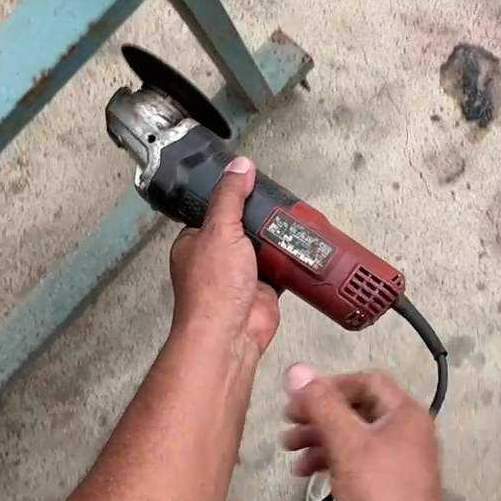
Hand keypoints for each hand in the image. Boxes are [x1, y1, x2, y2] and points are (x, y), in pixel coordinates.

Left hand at [168, 156, 280, 360]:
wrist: (230, 333)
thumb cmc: (213, 289)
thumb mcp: (220, 230)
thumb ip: (230, 197)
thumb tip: (239, 167)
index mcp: (196, 242)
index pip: (215, 210)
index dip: (233, 196)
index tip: (252, 183)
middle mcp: (217, 259)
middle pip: (244, 229)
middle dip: (261, 219)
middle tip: (281, 202)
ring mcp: (241, 276)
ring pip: (264, 249)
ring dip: (278, 240)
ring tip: (296, 220)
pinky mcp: (264, 290)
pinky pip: (281, 270)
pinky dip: (292, 261)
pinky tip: (304, 247)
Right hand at [281, 364, 450, 500]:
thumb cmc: (379, 495)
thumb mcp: (346, 444)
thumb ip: (322, 405)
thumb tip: (297, 369)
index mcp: (405, 413)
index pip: (366, 381)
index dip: (330, 384)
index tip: (299, 397)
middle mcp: (406, 430)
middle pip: (356, 408)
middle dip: (320, 414)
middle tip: (288, 422)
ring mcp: (398, 458)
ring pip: (353, 435)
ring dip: (320, 437)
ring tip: (289, 448)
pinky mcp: (387, 483)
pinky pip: (356, 459)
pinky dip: (330, 459)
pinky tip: (306, 471)